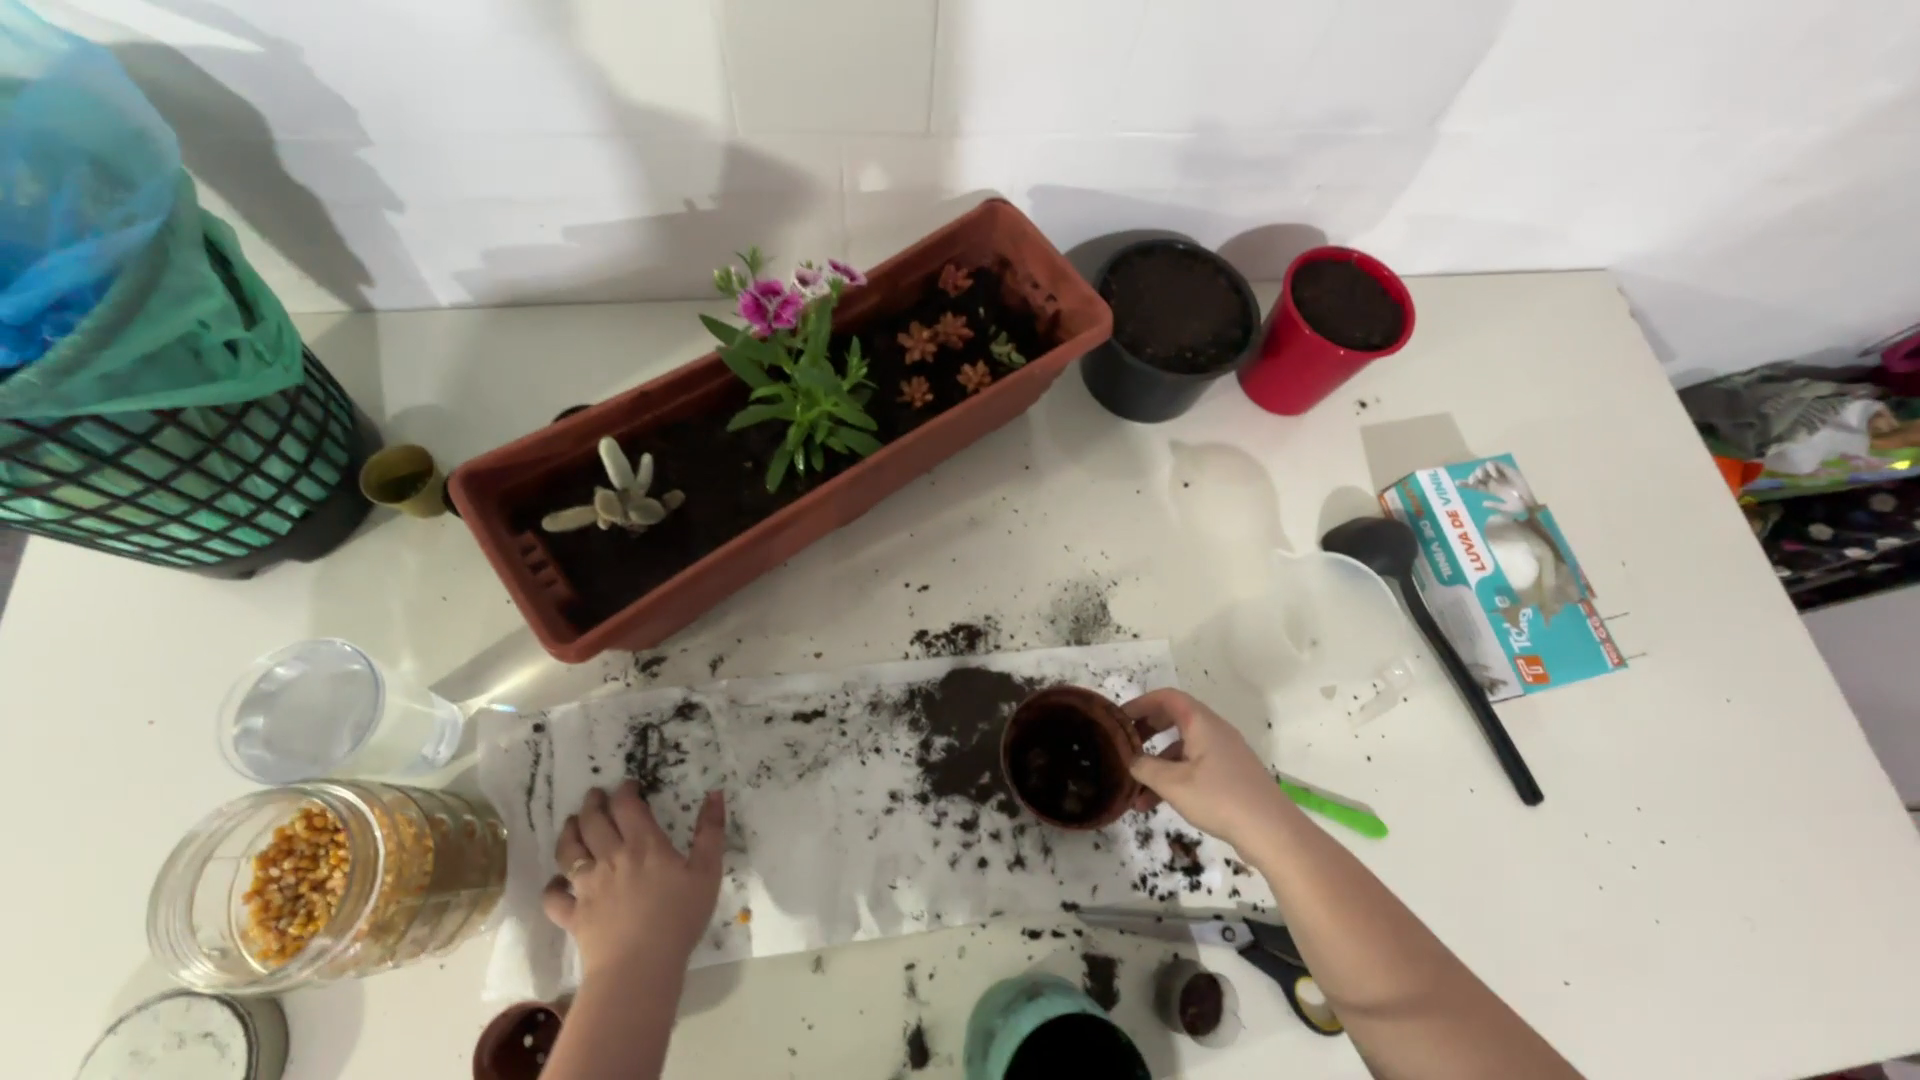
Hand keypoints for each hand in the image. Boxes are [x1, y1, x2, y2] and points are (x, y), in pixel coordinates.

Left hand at [543, 781, 725, 981]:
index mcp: (644, 845)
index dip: (625, 791)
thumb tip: (714, 793)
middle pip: (594, 822)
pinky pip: (554, 897)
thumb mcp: (707, 871)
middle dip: (593, 803)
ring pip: (569, 851)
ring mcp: (587, 887)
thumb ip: (710, 831)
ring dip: (569, 832)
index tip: (629, 784)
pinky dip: (553, 887)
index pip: (627, 806)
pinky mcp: (573, 915)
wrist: (639, 965)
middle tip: (595, 794)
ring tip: (572, 823)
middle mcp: (611, 858)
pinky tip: (558, 882)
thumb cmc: (679, 917)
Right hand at [1126, 689, 1290, 850]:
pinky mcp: (1229, 775)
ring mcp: (1223, 754)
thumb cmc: (1220, 798)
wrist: (1272, 831)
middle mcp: (1214, 731)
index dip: (1141, 703)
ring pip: (1182, 749)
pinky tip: (1155, 805)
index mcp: (1201, 723)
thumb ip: (1145, 767)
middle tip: (1124, 746)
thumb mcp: (1173, 784)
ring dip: (1157, 765)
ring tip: (1134, 791)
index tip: (1118, 719)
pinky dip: (1173, 779)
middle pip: (1174, 720)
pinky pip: (1193, 767)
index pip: (1167, 698)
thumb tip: (1130, 759)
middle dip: (1146, 732)